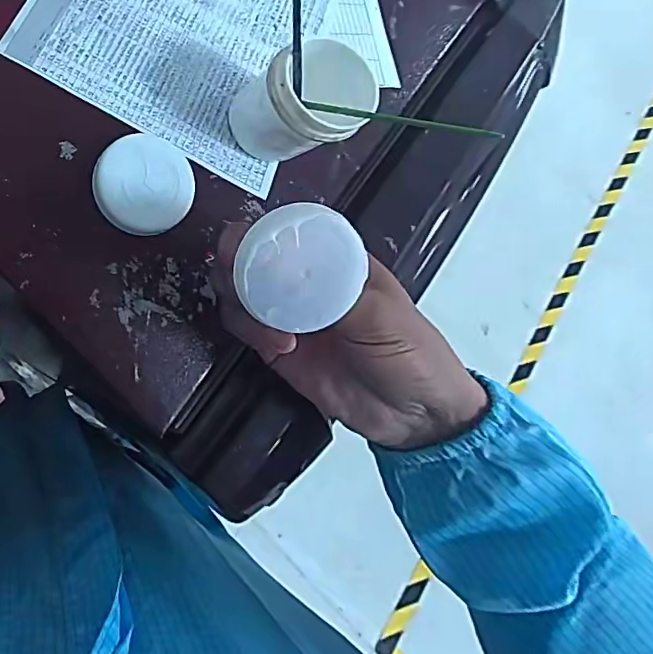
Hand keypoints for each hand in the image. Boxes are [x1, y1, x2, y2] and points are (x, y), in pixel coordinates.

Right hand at [215, 224, 487, 449]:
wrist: (417, 420)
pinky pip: (240, 325)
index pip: (283, 233)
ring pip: (236, 289)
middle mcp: (302, 281)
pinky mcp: (272, 341)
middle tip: (241, 284)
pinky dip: (248, 331)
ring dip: (241, 303)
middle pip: (247, 257)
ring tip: (271, 325)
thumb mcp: (381, 315)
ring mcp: (286, 311)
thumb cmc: (416, 356)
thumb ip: (333, 292)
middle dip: (236, 267)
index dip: (255, 235)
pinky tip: (278, 345)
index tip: (241, 248)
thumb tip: (290, 275)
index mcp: (331, 260)